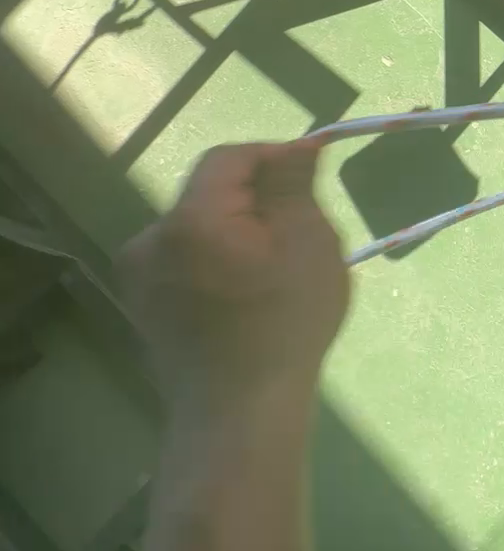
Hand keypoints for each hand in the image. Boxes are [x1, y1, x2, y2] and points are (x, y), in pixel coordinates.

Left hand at [119, 143, 348, 408]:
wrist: (240, 404)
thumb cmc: (287, 315)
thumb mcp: (309, 241)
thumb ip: (294, 187)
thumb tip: (296, 147)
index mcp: (189, 220)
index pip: (228, 158)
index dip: (275, 154)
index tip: (316, 174)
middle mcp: (149, 240)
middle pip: (213, 193)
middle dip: (263, 198)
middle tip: (309, 230)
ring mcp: (139, 275)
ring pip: (203, 225)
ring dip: (246, 228)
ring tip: (285, 264)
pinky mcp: (144, 301)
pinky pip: (190, 256)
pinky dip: (226, 256)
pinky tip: (255, 289)